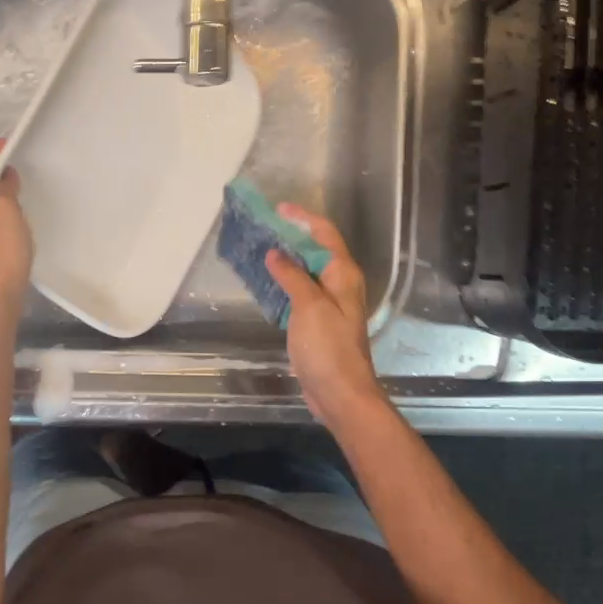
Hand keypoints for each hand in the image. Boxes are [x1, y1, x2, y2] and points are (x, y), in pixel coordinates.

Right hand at [263, 203, 387, 426]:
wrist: (340, 393)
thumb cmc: (328, 348)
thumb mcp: (309, 306)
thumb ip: (292, 276)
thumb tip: (275, 253)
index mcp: (343, 275)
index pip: (325, 235)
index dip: (303, 219)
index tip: (278, 209)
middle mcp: (340, 284)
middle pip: (316, 250)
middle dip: (292, 236)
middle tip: (263, 228)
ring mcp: (329, 304)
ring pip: (307, 271)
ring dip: (285, 260)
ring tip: (259, 249)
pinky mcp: (318, 322)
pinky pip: (300, 292)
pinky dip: (284, 282)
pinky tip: (265, 282)